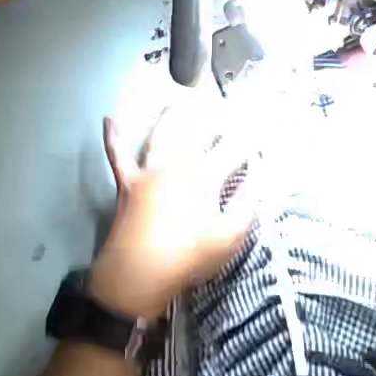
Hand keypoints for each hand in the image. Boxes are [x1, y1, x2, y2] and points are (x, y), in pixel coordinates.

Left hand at [88, 108, 253, 318]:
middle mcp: (178, 163)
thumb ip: (249, 200)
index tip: (265, 128)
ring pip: (162, 133)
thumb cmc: (190, 257)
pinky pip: (118, 155)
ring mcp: (149, 170)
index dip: (253, 136)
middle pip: (200, 131)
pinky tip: (110, 119)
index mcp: (206, 175)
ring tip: (181, 101)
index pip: (236, 147)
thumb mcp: (231, 235)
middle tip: (229, 107)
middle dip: (217, 117)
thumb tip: (262, 173)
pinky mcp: (127, 182)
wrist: (138, 275)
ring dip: (173, 115)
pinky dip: (114, 136)